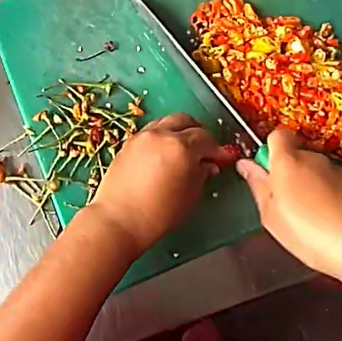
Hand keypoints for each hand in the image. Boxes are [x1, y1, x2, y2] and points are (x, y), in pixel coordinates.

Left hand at [79, 113, 235, 259]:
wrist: (119, 220)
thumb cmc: (159, 214)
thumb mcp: (190, 196)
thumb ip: (201, 174)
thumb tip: (207, 165)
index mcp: (182, 147)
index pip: (206, 139)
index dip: (217, 149)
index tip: (222, 157)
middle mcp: (162, 135)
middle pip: (185, 121)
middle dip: (198, 132)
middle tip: (204, 148)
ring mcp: (142, 136)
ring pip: (166, 122)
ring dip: (179, 131)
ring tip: (183, 149)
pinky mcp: (128, 143)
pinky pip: (151, 131)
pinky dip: (162, 136)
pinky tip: (164, 153)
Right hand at [237, 128, 341, 281]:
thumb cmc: (311, 234)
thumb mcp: (272, 217)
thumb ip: (259, 186)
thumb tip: (247, 164)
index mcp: (289, 161)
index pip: (277, 135)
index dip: (269, 150)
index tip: (266, 174)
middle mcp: (315, 157)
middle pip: (297, 154)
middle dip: (290, 173)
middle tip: (285, 204)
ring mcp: (339, 169)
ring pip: (316, 170)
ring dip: (310, 187)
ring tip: (311, 219)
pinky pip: (334, 184)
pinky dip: (330, 197)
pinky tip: (331, 222)